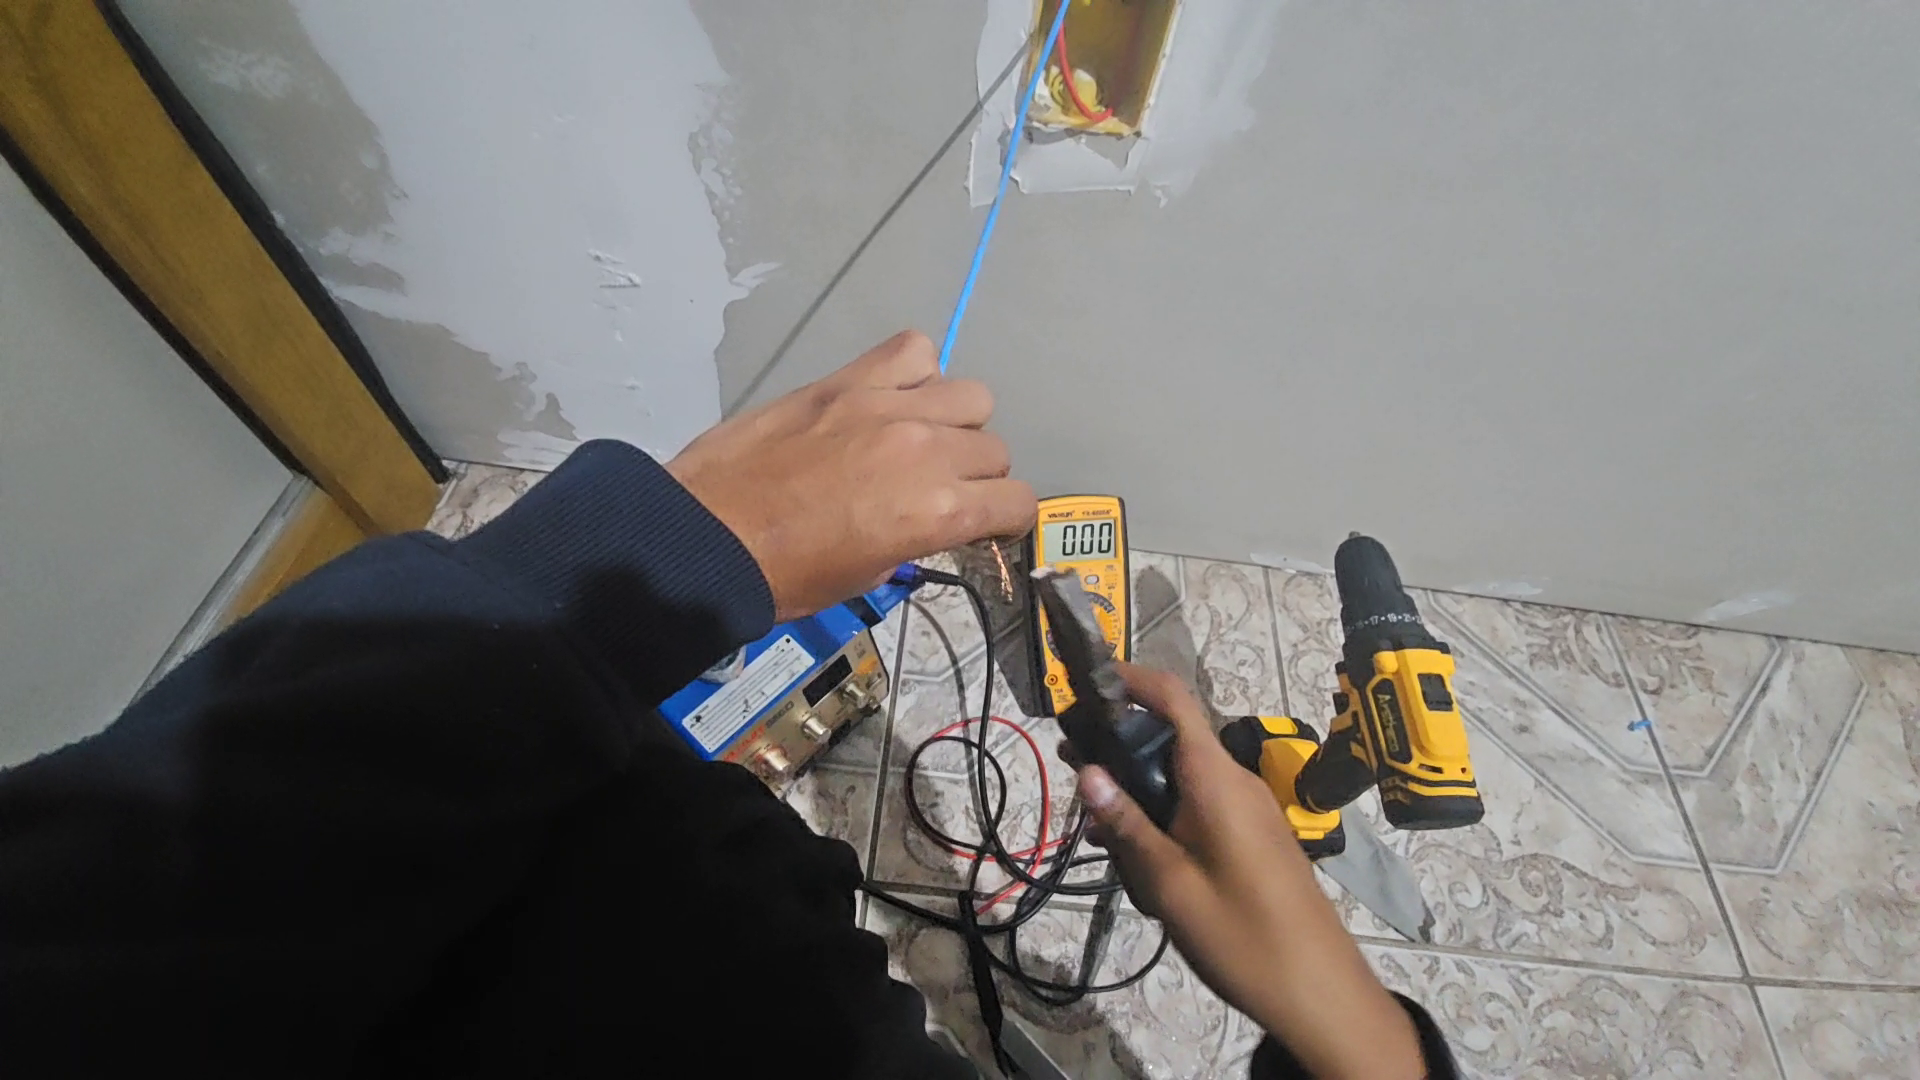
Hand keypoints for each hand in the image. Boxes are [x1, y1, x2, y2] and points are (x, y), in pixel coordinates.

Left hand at [667, 331, 1034, 619]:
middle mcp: (930, 452)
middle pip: (996, 450)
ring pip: (971, 396)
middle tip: (938, 488)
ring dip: (956, 423)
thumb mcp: (869, 574)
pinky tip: (891, 397)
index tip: (985, 522)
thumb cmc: (788, 575)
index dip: (1006, 518)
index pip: (1018, 501)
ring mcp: (890, 406)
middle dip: (978, 477)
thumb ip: (919, 536)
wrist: (708, 536)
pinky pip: (913, 350)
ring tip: (919, 437)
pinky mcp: (850, 379)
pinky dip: (914, 372)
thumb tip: (931, 515)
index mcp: (939, 512)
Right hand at [1075, 665, 1425, 1079]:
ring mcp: (1245, 806)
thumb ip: (1128, 823)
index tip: (1088, 682)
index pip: (1173, 698)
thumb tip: (1086, 770)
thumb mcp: (1170, 884)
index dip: (1131, 678)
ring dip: (1137, 790)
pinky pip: (1197, 803)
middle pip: (1169, 738)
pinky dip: (1161, 814)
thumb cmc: (1242, 935)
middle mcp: (1232, 779)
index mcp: (1214, 777)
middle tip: (1073, 768)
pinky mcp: (1250, 832)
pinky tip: (1136, 855)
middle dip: (1118, 747)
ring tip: (1098, 825)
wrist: (1324, 997)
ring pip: (1179, 775)